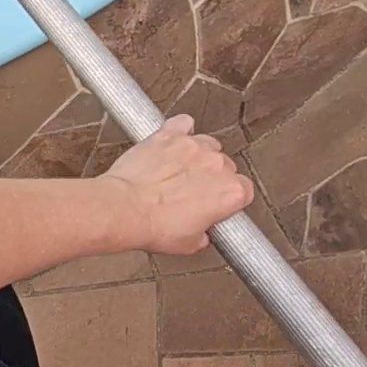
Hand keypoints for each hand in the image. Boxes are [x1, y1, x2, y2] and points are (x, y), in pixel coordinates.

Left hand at [93, 115, 255, 254]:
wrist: (124, 209)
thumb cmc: (154, 225)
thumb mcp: (189, 243)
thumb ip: (204, 232)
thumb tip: (200, 233)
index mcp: (231, 192)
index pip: (243, 190)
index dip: (227, 197)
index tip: (215, 202)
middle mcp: (217, 165)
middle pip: (224, 165)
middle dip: (210, 176)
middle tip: (190, 189)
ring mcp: (192, 146)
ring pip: (206, 144)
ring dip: (196, 154)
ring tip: (178, 167)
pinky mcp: (168, 135)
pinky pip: (182, 123)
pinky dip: (180, 128)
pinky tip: (175, 135)